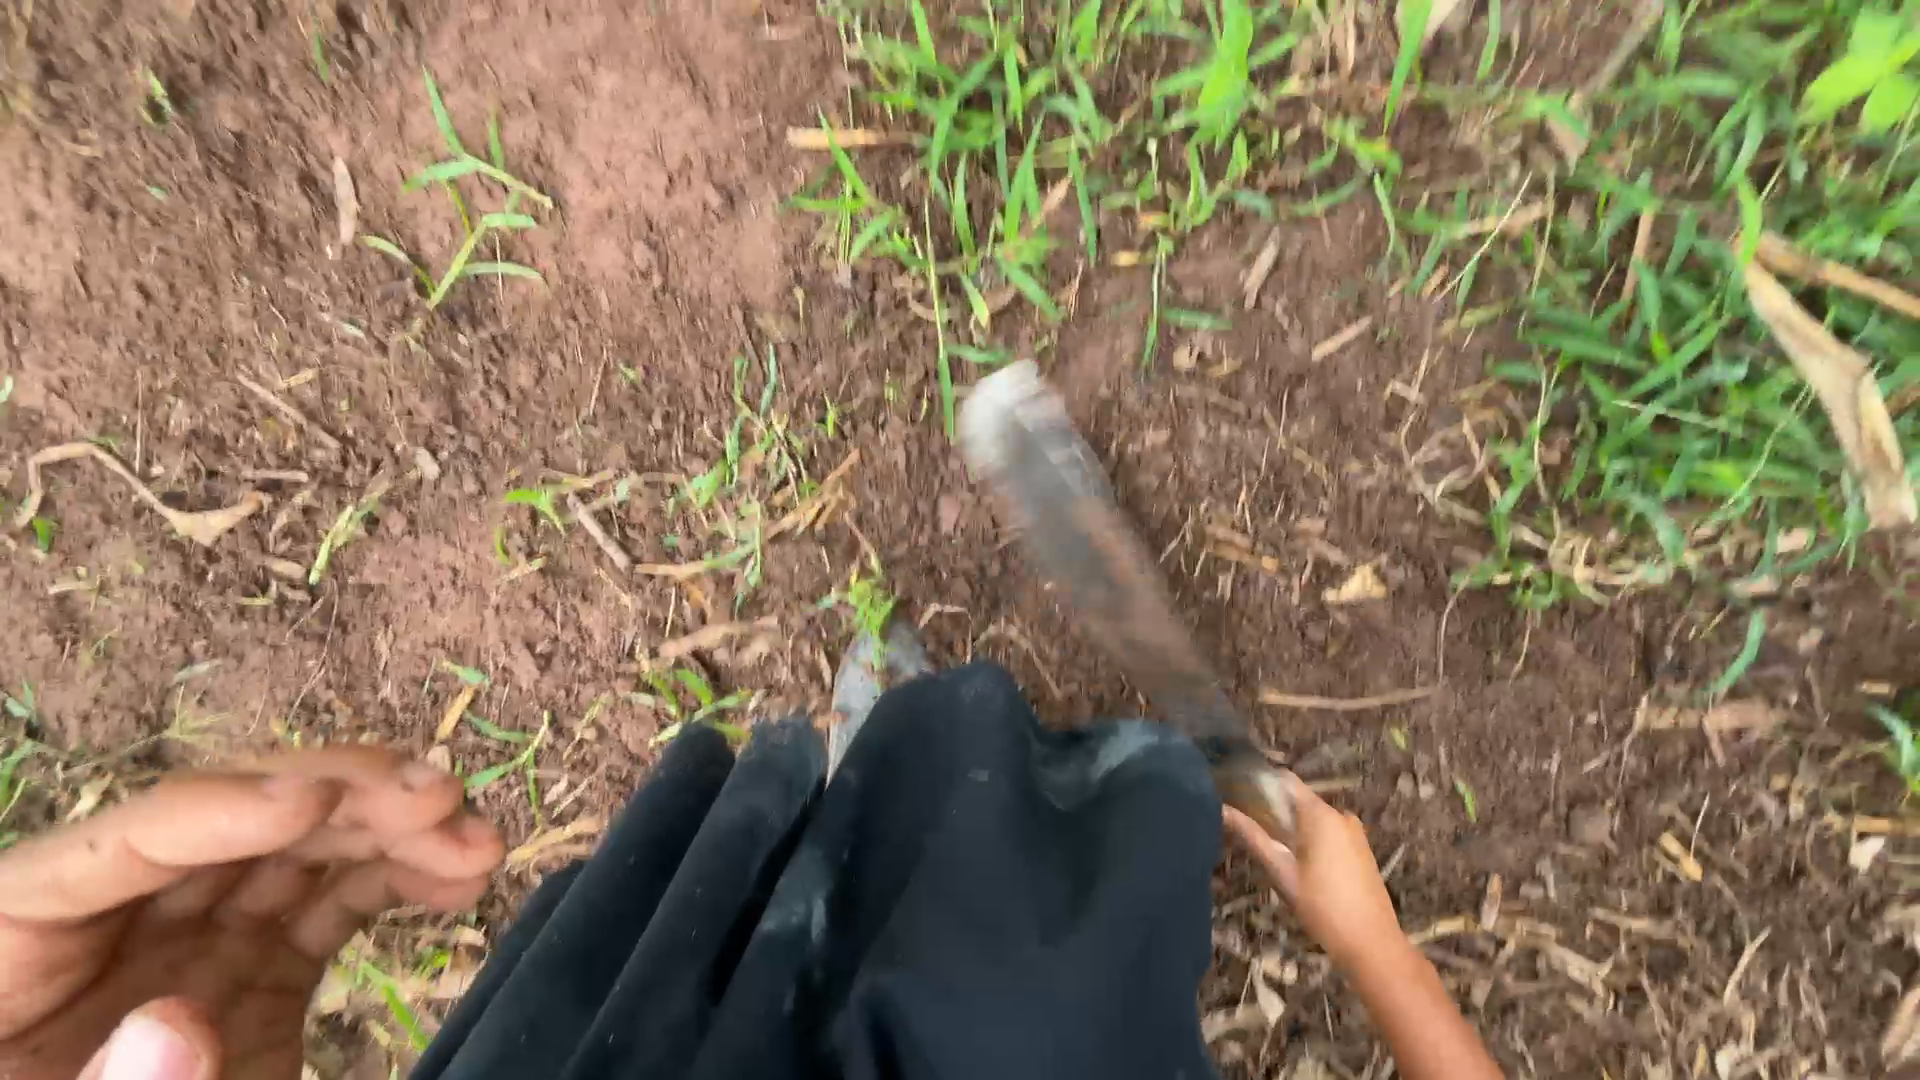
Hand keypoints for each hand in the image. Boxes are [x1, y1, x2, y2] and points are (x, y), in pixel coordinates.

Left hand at [0, 748, 505, 1079]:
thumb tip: (173, 1019)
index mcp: (18, 956)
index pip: (115, 850)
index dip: (216, 808)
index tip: (316, 797)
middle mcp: (119, 931)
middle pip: (242, 826)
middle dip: (352, 799)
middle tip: (441, 797)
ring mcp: (202, 945)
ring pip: (313, 851)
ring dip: (405, 833)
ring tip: (481, 844)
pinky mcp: (268, 970)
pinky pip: (344, 903)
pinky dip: (410, 879)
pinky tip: (464, 878)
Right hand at [1223, 773, 1402, 969]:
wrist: (1373, 945)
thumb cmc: (1322, 906)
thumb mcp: (1281, 872)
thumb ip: (1252, 836)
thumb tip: (1222, 809)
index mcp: (1320, 814)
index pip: (1285, 780)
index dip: (1260, 782)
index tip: (1236, 791)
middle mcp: (1340, 815)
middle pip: (1299, 799)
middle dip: (1273, 809)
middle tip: (1247, 826)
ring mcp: (1354, 832)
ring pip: (1313, 818)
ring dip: (1292, 827)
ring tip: (1268, 847)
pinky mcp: (1361, 849)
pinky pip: (1329, 832)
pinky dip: (1310, 838)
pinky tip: (1296, 862)